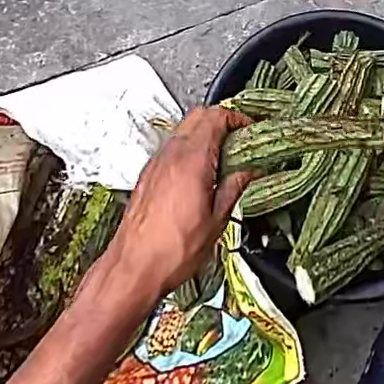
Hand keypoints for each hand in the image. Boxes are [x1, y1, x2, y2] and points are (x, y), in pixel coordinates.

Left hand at [104, 106, 253, 302]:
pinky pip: (173, 146)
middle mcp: (172, 154)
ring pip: (185, 128)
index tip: (250, 129)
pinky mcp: (149, 173)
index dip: (237, 118)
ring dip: (206, 132)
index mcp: (192, 160)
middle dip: (223, 119)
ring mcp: (157, 161)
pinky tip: (202, 170)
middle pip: (199, 115)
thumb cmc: (172, 250)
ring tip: (225, 155)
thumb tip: (249, 171)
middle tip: (241, 137)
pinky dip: (191, 146)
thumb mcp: (216, 221)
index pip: (216, 117)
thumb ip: (234, 187)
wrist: (133, 268)